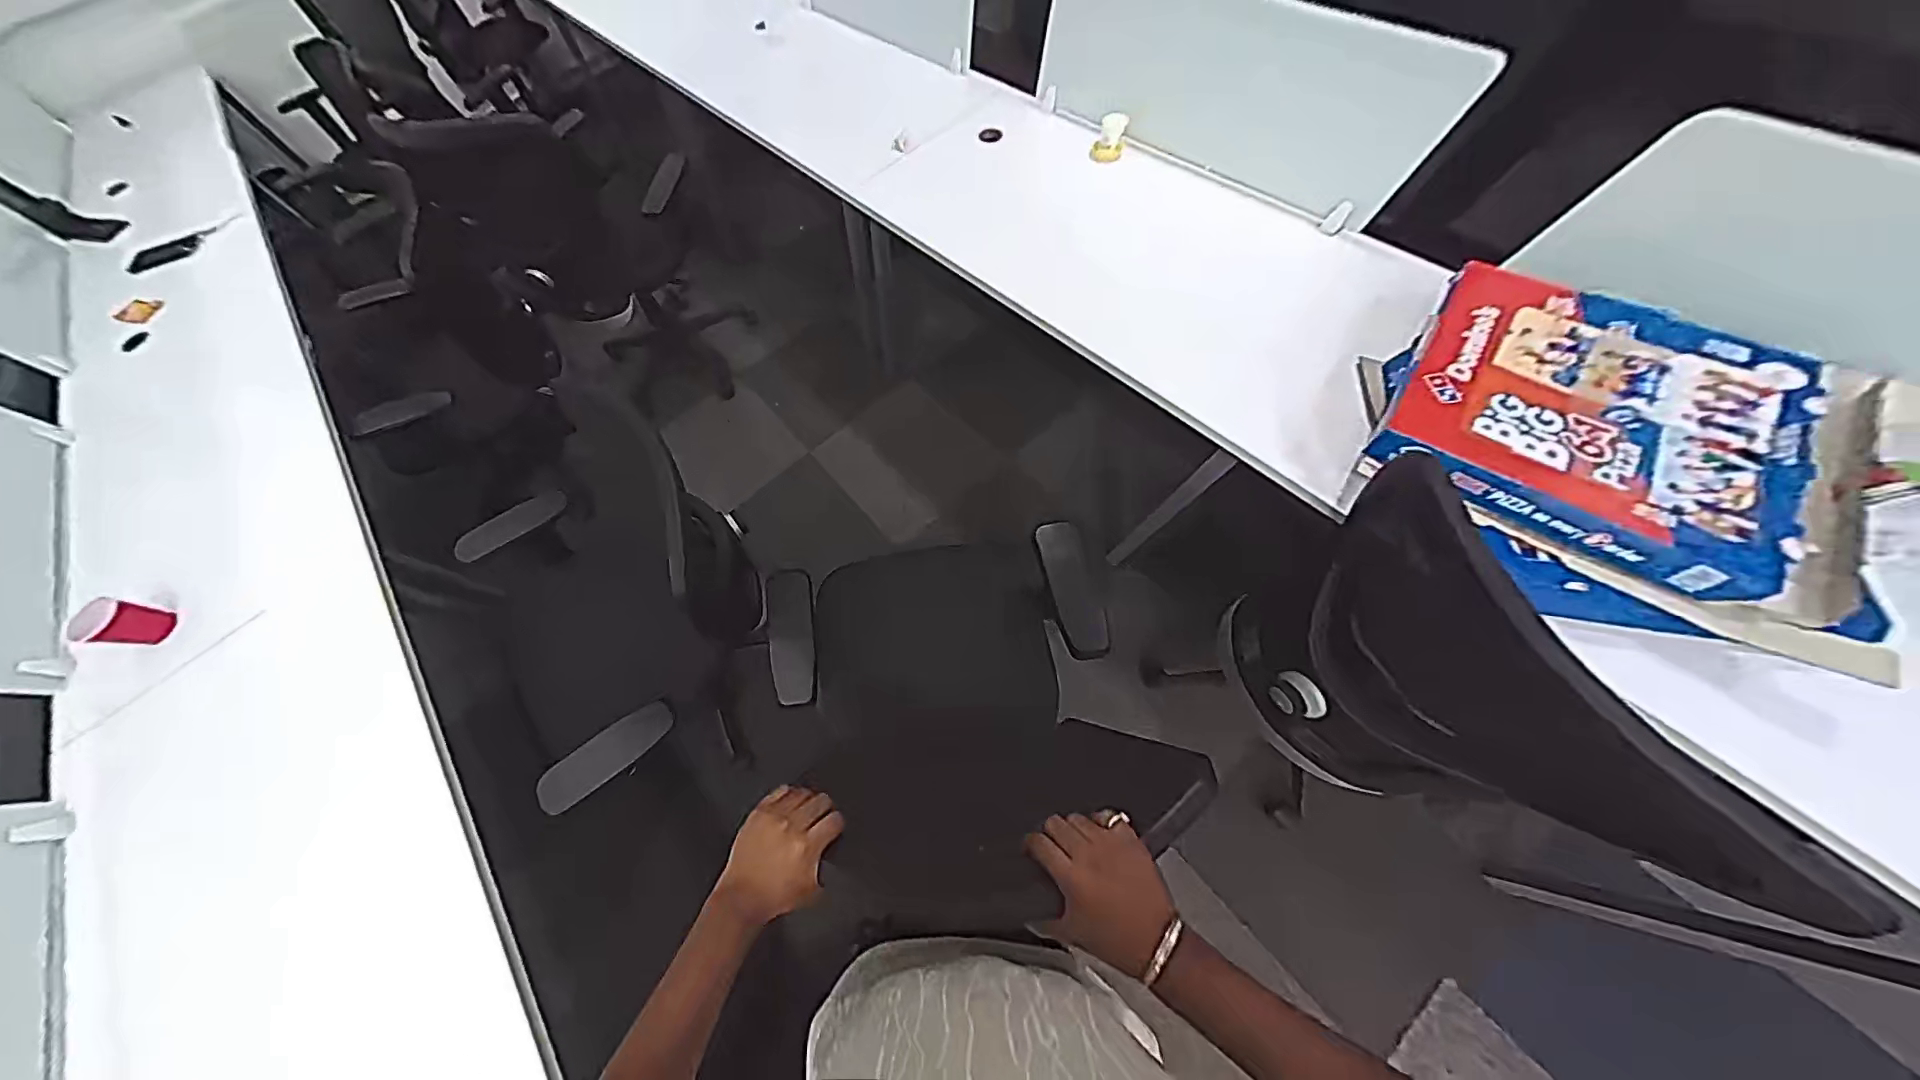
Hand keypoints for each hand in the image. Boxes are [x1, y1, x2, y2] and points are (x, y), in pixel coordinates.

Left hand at [712, 785, 844, 926]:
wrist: (741, 898)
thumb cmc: (772, 897)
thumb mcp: (811, 890)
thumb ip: (825, 865)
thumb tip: (830, 849)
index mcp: (807, 846)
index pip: (834, 819)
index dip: (837, 823)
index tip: (834, 825)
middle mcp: (791, 827)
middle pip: (821, 801)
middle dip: (825, 809)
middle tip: (822, 816)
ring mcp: (774, 818)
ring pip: (802, 793)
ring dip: (808, 800)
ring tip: (807, 808)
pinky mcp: (758, 814)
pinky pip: (780, 791)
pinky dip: (788, 794)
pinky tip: (789, 802)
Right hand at [1025, 812, 1176, 979]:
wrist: (1157, 942)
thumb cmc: (1118, 941)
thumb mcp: (1073, 934)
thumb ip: (1045, 921)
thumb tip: (1030, 915)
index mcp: (1071, 877)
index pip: (1039, 843)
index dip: (1030, 844)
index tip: (1031, 849)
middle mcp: (1089, 854)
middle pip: (1056, 823)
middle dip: (1049, 833)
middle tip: (1052, 846)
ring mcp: (1111, 844)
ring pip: (1078, 817)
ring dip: (1073, 827)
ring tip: (1075, 841)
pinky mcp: (1131, 840)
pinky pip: (1108, 816)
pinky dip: (1101, 821)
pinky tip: (1100, 834)